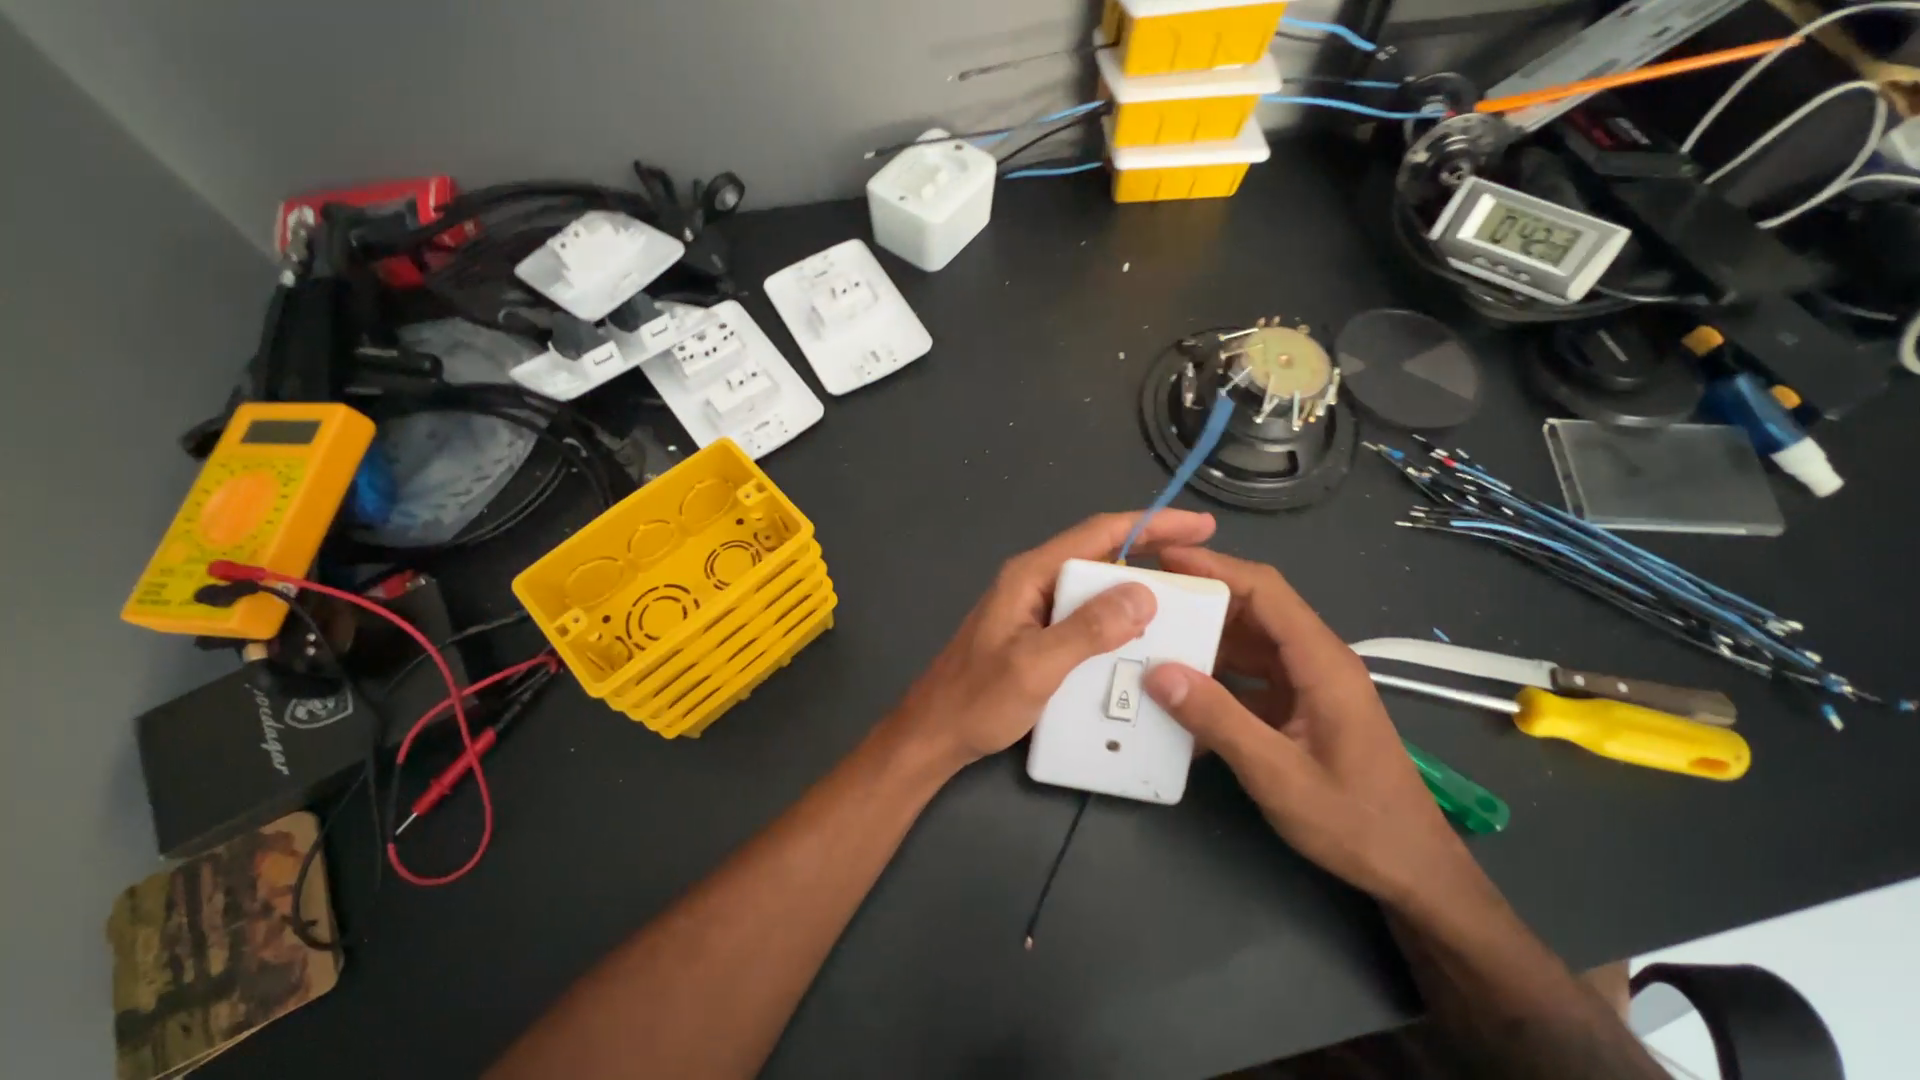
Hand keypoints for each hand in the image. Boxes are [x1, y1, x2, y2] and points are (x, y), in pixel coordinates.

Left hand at [887, 511, 1217, 774]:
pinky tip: (1139, 644)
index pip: (1099, 534)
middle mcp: (1033, 583)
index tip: (1200, 526)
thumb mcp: (1036, 666)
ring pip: (1094, 590)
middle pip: (1100, 556)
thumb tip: (1144, 594)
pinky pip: (1085, 619)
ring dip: (1134, 595)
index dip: (1153, 524)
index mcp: (1030, 576)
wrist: (933, 736)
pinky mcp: (1035, 637)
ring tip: (1182, 609)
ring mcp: (1032, 610)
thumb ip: (1087, 630)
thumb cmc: (978, 701)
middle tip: (1201, 573)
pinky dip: (1115, 623)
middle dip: (1151, 557)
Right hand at [1140, 548, 1483, 913]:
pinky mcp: (1304, 709)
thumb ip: (1218, 720)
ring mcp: (1312, 686)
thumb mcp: (1277, 774)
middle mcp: (1319, 662)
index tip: (1162, 559)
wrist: (1411, 869)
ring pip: (1252, 644)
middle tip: (1142, 600)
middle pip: (1256, 611)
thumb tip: (1159, 671)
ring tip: (1150, 642)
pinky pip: (1254, 679)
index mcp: (1323, 663)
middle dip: (1201, 601)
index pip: (1266, 592)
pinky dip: (1218, 681)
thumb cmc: (1354, 821)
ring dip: (1206, 641)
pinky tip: (1181, 697)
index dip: (1214, 568)